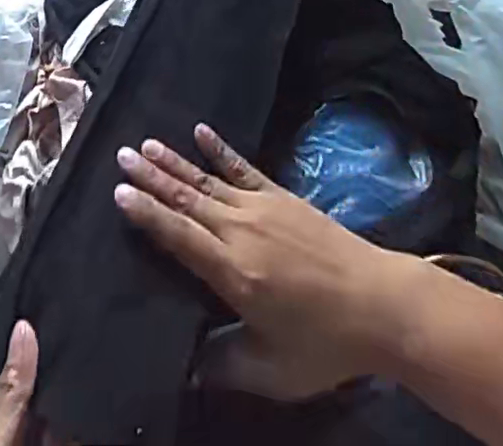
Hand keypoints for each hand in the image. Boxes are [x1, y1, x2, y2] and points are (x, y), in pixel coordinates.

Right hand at [113, 123, 425, 399]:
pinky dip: (220, 149)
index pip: (178, 235)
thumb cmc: (325, 342)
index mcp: (232, 272)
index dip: (146, 213)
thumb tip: (186, 365)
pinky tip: (201, 132)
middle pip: (185, 199)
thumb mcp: (273, 370)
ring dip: (174, 161)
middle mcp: (239, 231)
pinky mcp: (280, 196)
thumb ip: (224, 364)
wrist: (382, 306)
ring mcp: (261, 208)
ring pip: (206, 180)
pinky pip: (242, 168)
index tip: (119, 192)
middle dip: (150, 177)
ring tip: (145, 144)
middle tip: (121, 155)